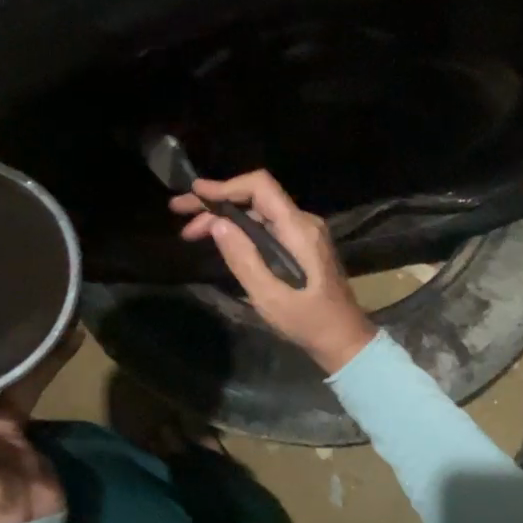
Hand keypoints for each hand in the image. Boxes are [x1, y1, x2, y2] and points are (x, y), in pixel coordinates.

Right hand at [170, 170, 376, 372]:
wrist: (343, 337)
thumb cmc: (308, 321)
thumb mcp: (270, 296)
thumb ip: (244, 258)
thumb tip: (218, 224)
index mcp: (299, 230)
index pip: (261, 187)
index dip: (226, 185)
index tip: (195, 194)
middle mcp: (304, 223)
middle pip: (257, 198)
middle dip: (217, 202)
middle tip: (179, 212)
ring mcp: (306, 233)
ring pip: (260, 212)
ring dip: (226, 217)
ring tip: (191, 232)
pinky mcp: (303, 245)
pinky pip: (269, 227)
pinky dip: (242, 229)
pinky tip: (220, 239)